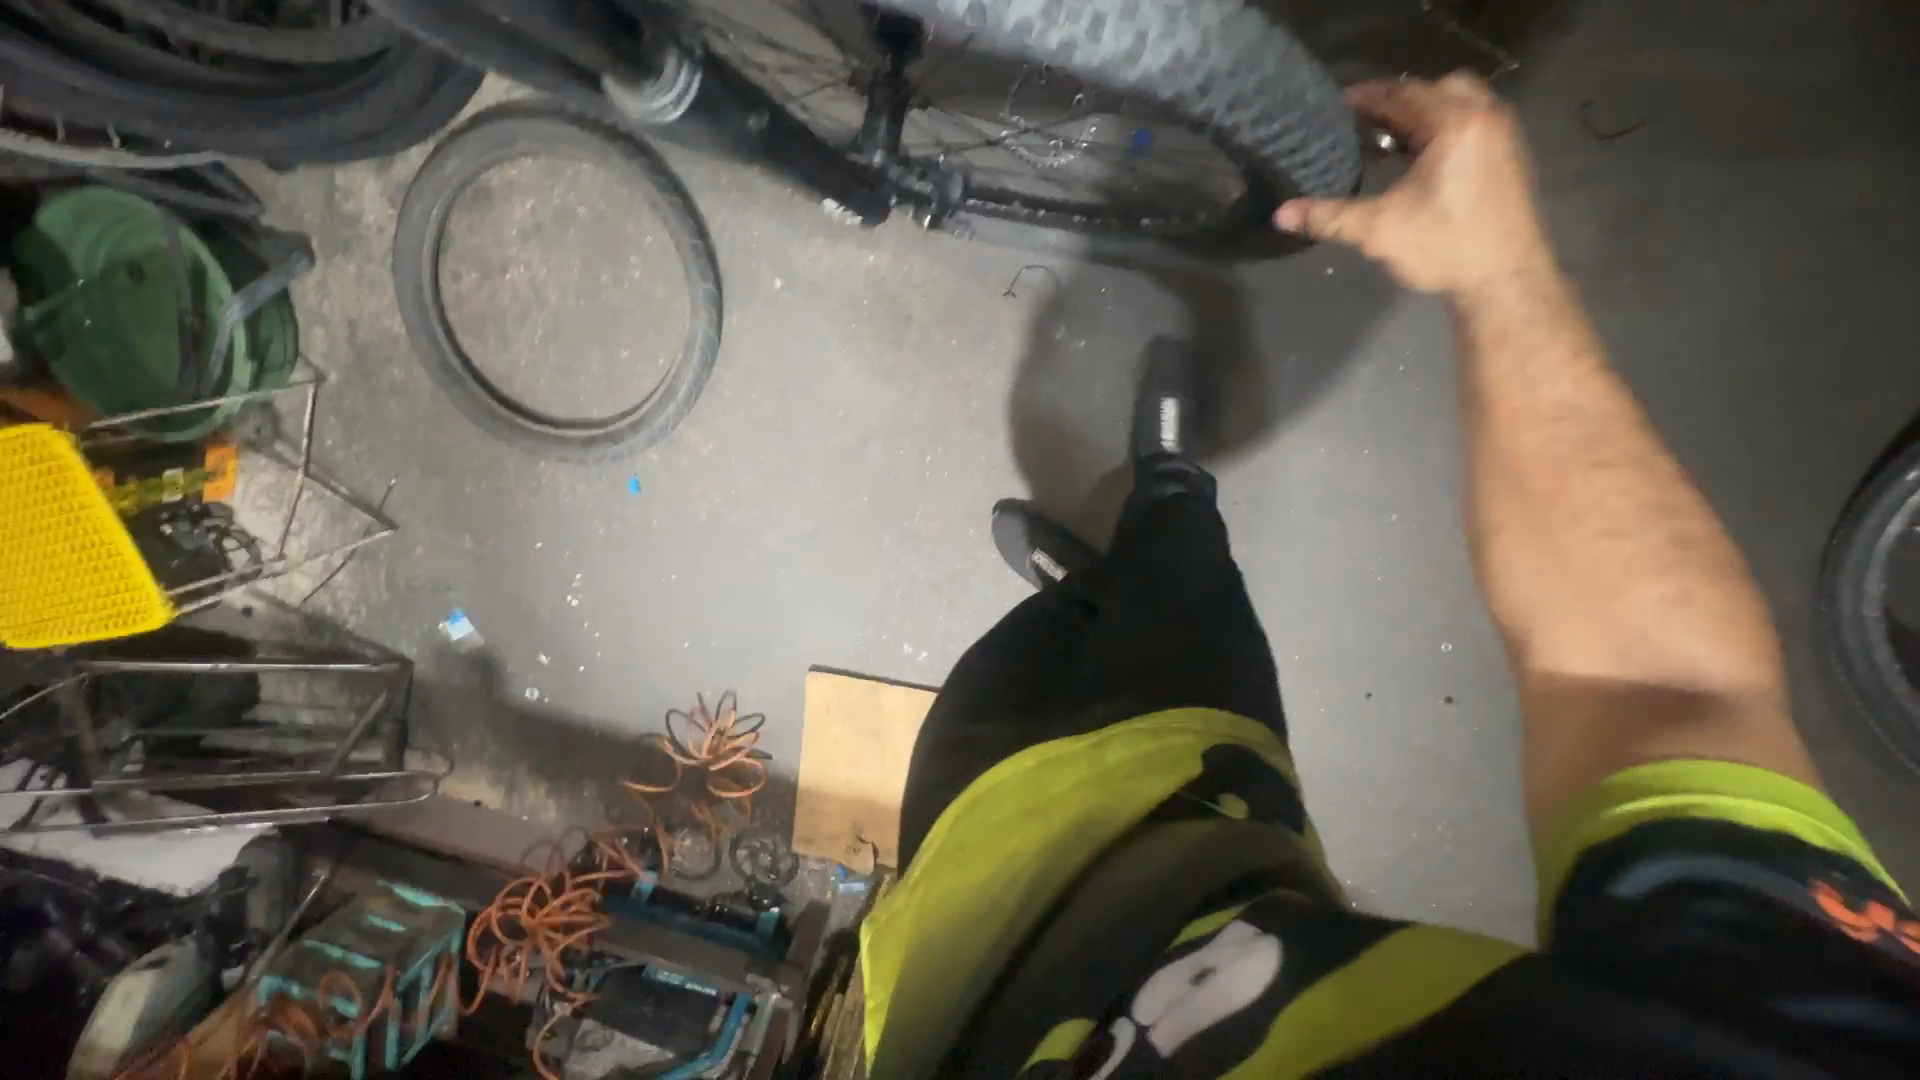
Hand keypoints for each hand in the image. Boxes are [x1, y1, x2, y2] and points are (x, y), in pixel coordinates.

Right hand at [1275, 73, 1556, 298]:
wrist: (1504, 278)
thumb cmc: (1444, 247)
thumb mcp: (1378, 231)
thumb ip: (1328, 216)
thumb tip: (1280, 215)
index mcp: (1453, 124)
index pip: (1402, 95)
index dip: (1365, 98)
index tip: (1335, 105)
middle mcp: (1483, 117)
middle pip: (1435, 89)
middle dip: (1397, 101)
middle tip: (1362, 123)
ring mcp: (1501, 134)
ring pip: (1458, 104)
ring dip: (1422, 114)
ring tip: (1387, 141)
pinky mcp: (1507, 156)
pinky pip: (1470, 123)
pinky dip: (1441, 129)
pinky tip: (1417, 159)